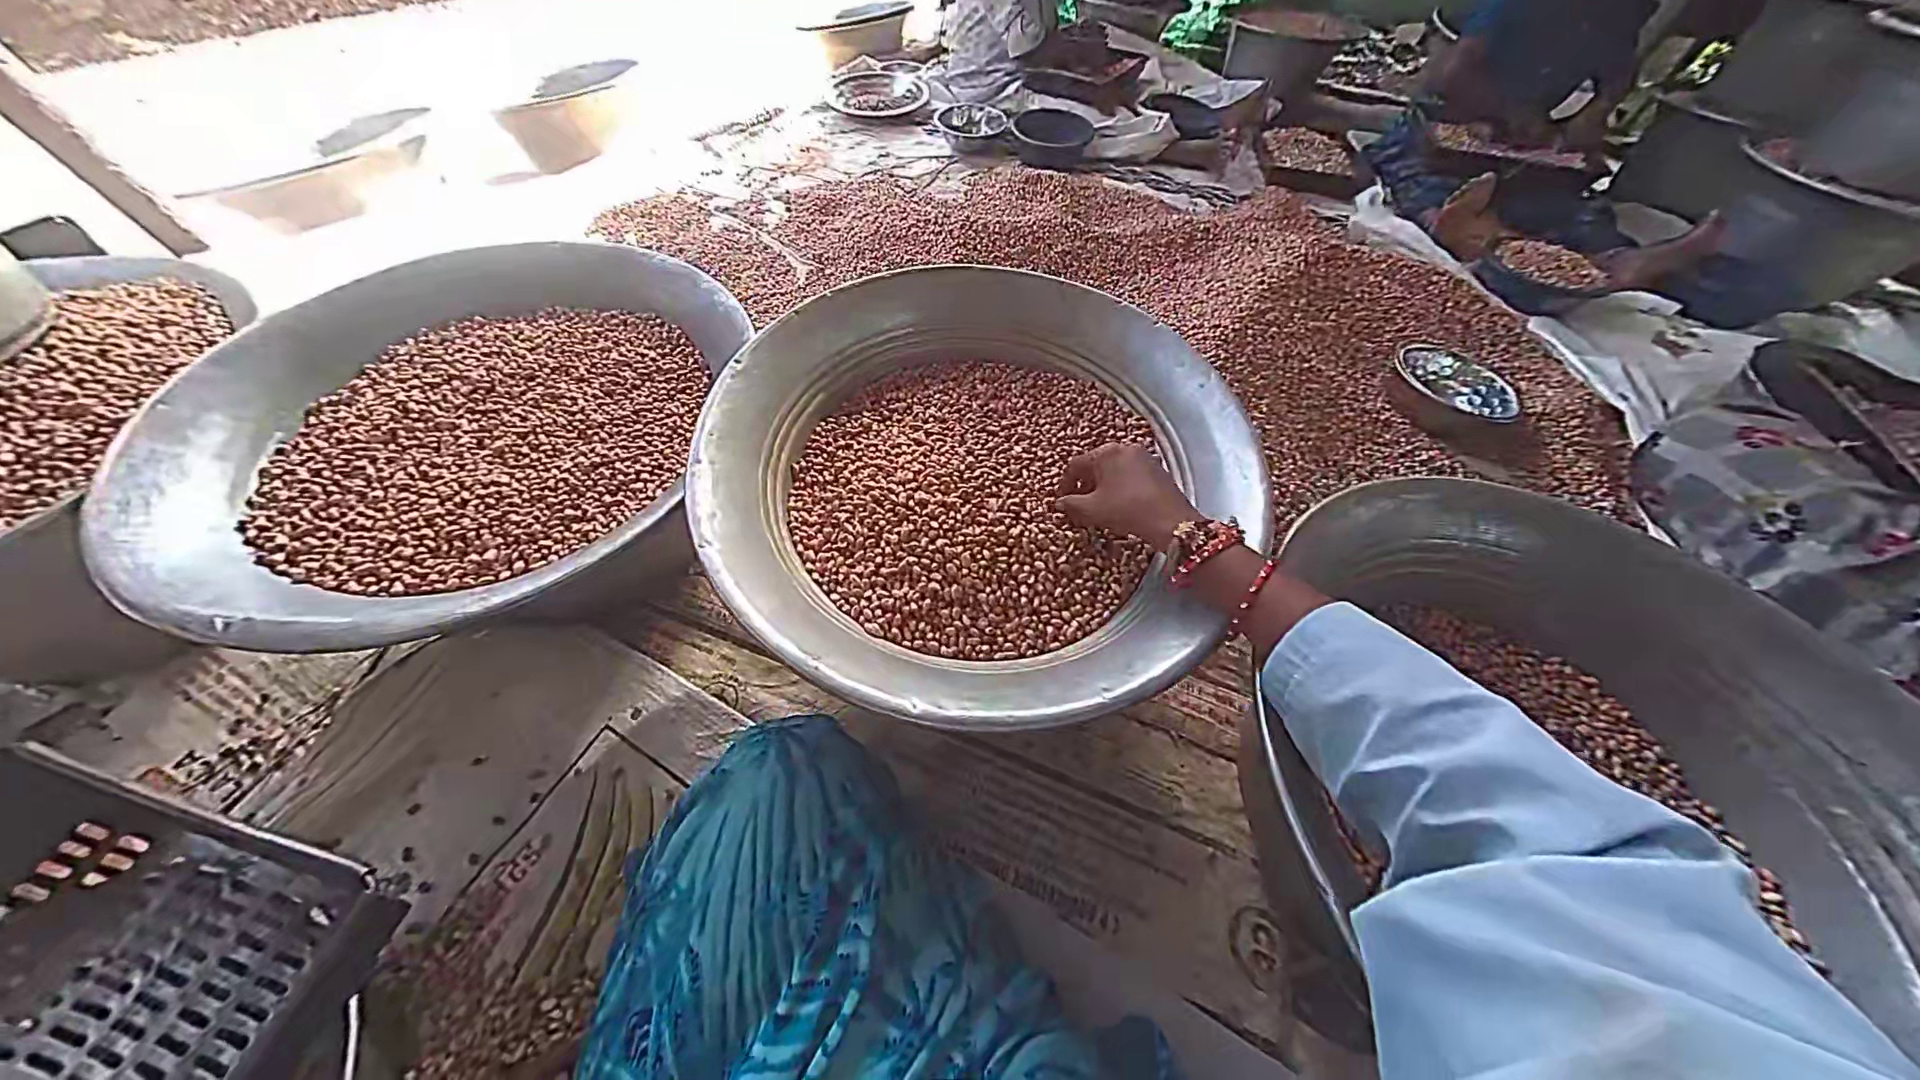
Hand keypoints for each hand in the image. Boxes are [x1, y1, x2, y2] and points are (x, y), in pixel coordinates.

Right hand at [1055, 442, 1195, 550]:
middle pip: (1096, 466)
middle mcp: (1125, 449)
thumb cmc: (1126, 510)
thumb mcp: (1092, 510)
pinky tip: (1119, 504)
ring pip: (1114, 470)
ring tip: (1098, 507)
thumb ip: (1071, 504)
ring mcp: (1144, 458)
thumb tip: (1060, 502)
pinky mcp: (1157, 470)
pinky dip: (1119, 487)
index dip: (1065, 484)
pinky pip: (1130, 475)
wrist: (1171, 521)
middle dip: (1085, 486)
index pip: (1075, 465)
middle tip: (1079, 505)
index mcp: (1106, 453)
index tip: (1062, 501)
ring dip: (1102, 487)